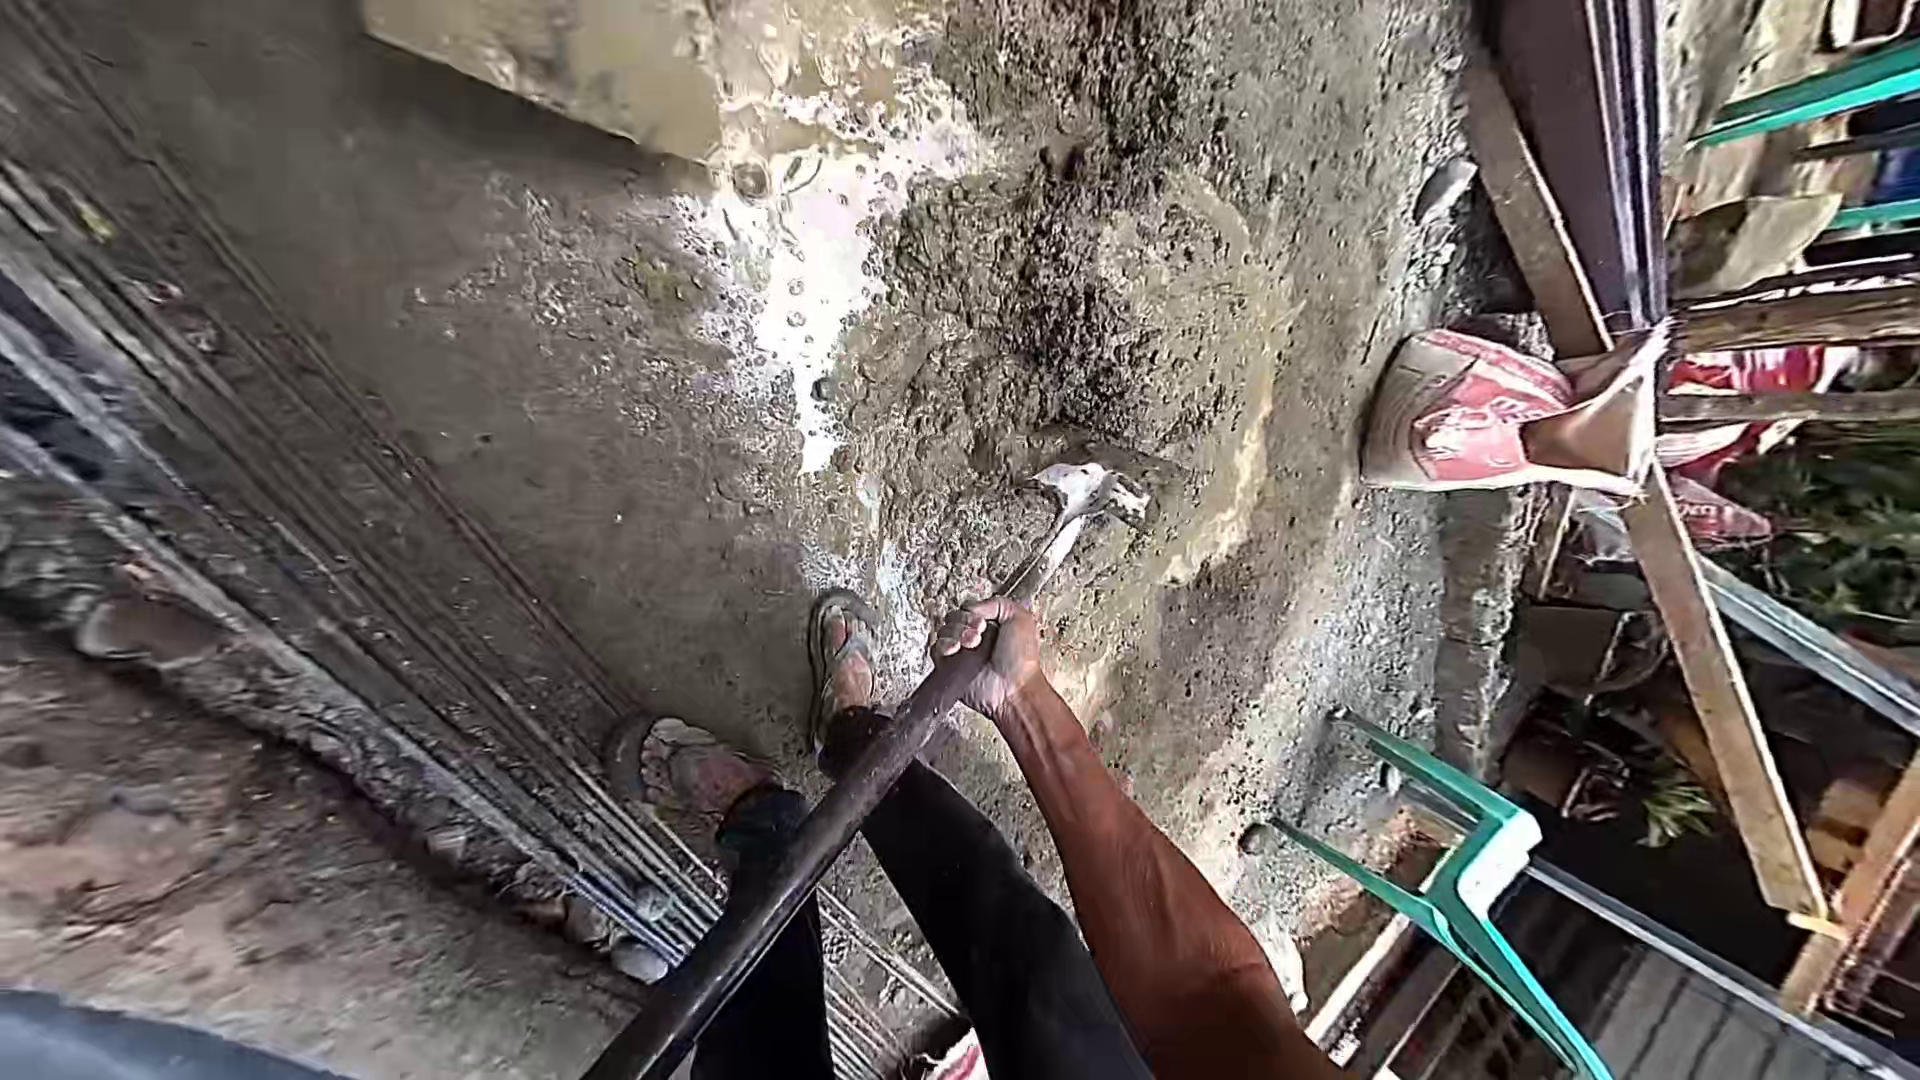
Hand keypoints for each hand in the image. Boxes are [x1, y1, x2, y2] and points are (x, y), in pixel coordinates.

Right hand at [931, 596, 1047, 720]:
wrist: (1013, 687)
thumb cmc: (1021, 659)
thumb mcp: (1020, 618)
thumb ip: (998, 603)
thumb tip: (971, 607)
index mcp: (989, 625)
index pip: (967, 608)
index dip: (972, 611)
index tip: (983, 621)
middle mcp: (973, 637)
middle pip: (953, 617)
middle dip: (964, 622)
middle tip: (979, 634)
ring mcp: (960, 652)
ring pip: (944, 630)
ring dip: (956, 633)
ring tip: (972, 645)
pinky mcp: (949, 667)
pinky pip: (936, 648)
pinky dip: (944, 646)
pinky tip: (956, 650)